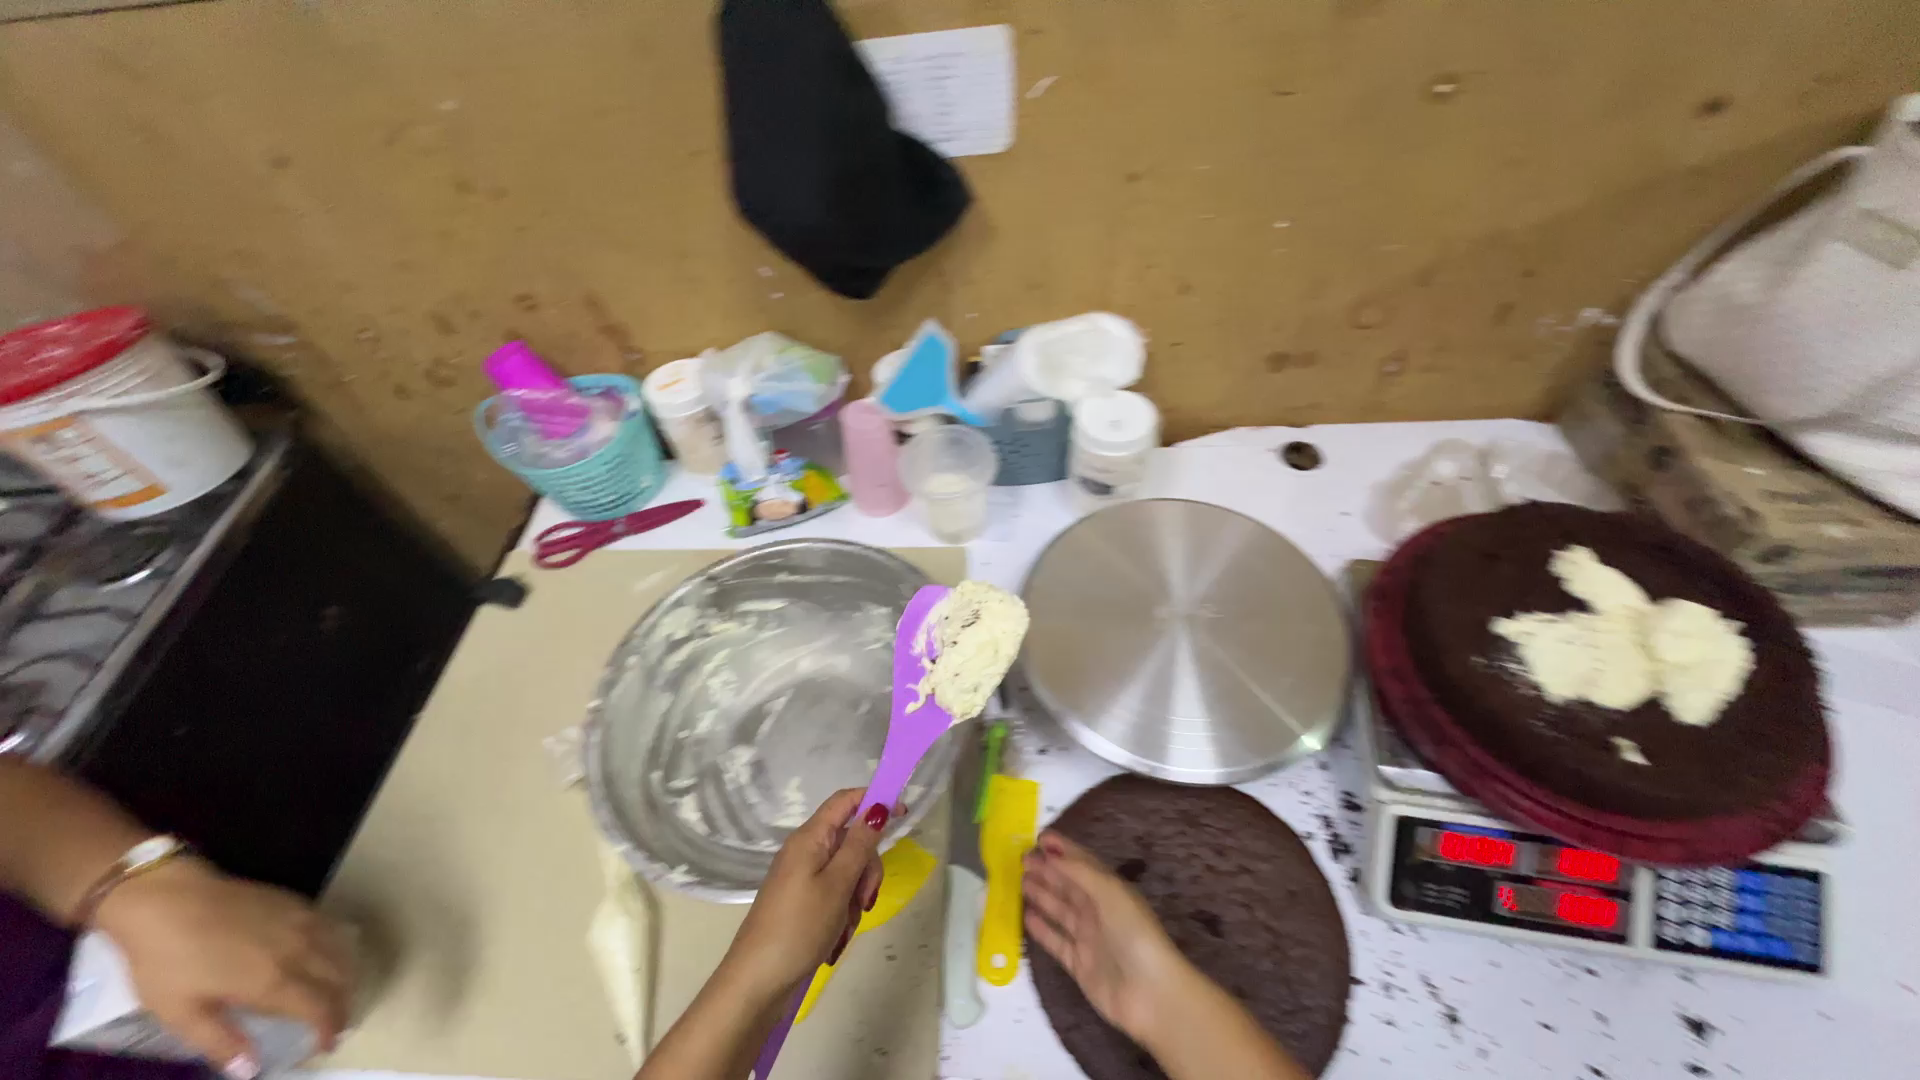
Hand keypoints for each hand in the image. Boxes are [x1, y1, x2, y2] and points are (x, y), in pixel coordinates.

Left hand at [94, 857, 353, 1078]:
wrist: (172, 900)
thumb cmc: (169, 961)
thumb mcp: (180, 1012)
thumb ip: (219, 1041)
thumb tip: (250, 1070)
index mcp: (272, 982)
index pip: (319, 1008)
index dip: (329, 1028)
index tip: (328, 1045)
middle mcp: (300, 952)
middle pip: (339, 980)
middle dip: (343, 1005)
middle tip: (336, 1024)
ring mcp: (305, 925)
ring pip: (342, 954)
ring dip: (346, 978)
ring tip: (338, 994)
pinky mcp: (302, 906)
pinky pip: (334, 931)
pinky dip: (340, 950)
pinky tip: (328, 957)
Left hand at [717, 788, 888, 1001]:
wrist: (757, 983)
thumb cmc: (799, 928)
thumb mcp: (837, 884)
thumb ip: (860, 844)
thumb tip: (877, 806)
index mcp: (810, 838)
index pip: (845, 801)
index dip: (874, 800)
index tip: (903, 815)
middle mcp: (805, 851)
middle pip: (851, 841)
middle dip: (866, 869)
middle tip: (865, 900)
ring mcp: (802, 878)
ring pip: (847, 872)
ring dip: (855, 898)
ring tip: (845, 928)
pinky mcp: (801, 902)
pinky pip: (834, 895)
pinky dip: (842, 913)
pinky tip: (836, 939)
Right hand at [1021, 831, 1193, 1041]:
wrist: (1150, 994)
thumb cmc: (1133, 934)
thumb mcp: (1110, 892)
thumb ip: (1080, 871)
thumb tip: (1052, 851)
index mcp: (1110, 890)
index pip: (1082, 863)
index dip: (1063, 849)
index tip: (1038, 837)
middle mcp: (1098, 911)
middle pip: (1068, 885)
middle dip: (1047, 870)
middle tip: (1021, 860)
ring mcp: (1088, 938)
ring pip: (1059, 910)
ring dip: (1041, 894)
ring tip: (1019, 881)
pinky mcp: (1079, 964)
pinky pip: (1056, 940)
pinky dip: (1041, 928)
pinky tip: (1025, 915)